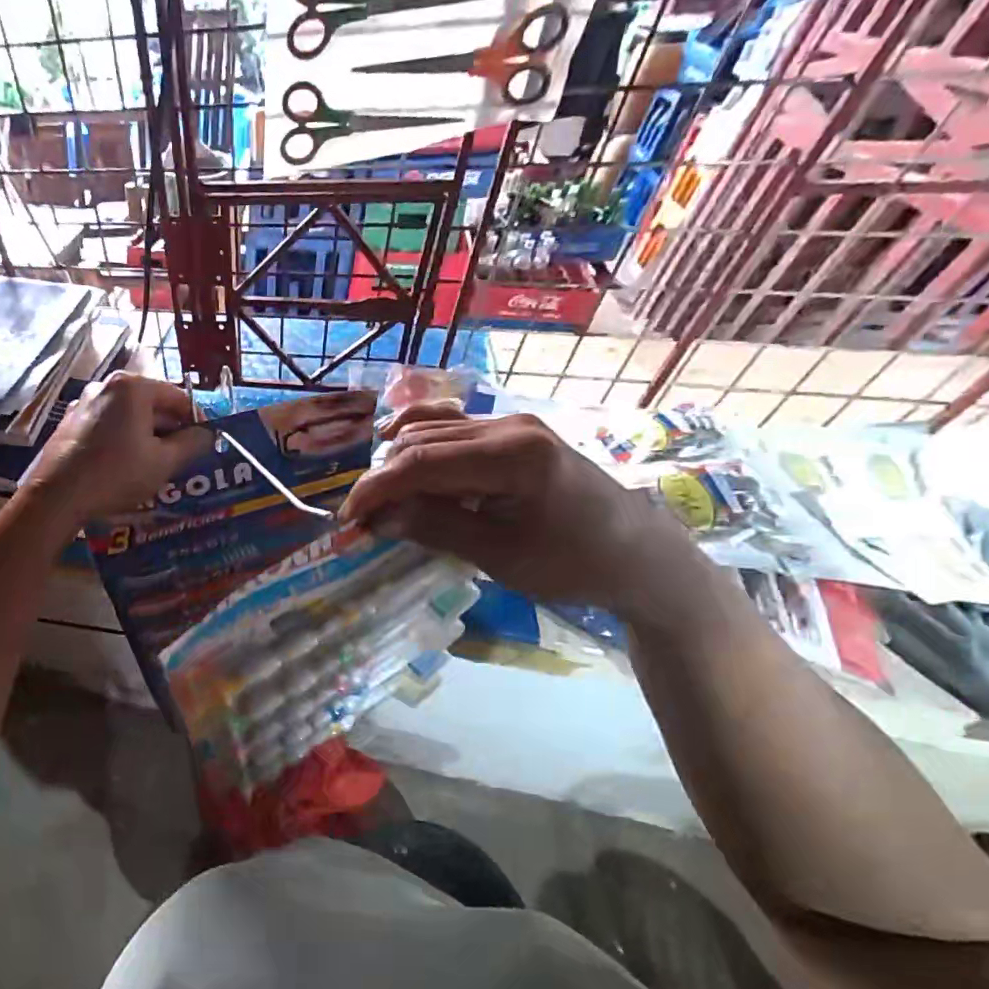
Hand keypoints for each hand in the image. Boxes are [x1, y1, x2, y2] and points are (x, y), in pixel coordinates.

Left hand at [20, 372, 213, 523]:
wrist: (57, 495)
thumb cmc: (115, 474)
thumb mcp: (163, 462)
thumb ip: (192, 444)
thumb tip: (207, 434)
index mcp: (132, 386)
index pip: (178, 397)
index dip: (196, 420)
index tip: (205, 443)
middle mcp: (105, 385)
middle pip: (151, 404)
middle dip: (169, 430)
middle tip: (182, 458)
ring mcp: (83, 402)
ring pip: (127, 417)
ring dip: (145, 437)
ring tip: (155, 466)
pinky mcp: (69, 422)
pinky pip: (106, 426)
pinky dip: (121, 440)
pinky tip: (124, 466)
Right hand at [337, 402, 707, 620]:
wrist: (640, 555)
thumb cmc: (575, 563)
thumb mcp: (499, 555)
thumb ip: (434, 528)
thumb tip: (376, 519)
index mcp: (513, 455)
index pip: (420, 462)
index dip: (375, 489)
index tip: (347, 520)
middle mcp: (509, 426)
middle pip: (419, 443)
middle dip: (381, 480)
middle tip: (361, 519)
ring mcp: (511, 424)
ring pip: (428, 432)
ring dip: (396, 465)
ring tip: (381, 503)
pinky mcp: (511, 433)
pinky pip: (450, 428)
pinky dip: (417, 443)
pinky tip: (395, 451)